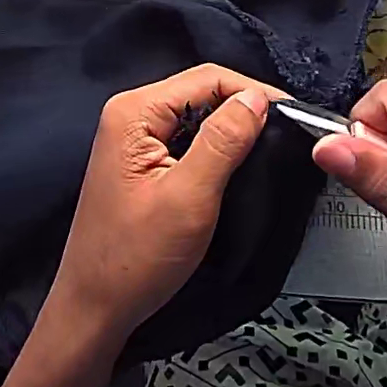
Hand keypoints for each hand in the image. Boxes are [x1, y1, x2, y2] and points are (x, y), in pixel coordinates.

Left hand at [48, 65, 287, 343]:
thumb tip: (256, 98)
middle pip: (201, 92)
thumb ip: (223, 141)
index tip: (292, 114)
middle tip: (286, 130)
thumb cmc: (136, 258)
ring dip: (232, 127)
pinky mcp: (141, 159)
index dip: (253, 91)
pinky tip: (238, 160)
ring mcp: (133, 137)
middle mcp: (130, 114)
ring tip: (269, 144)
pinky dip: (216, 145)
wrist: (95, 309)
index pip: (206, 78)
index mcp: (134, 112)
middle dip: (244, 107)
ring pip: (197, 115)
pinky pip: (187, 137)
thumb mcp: (189, 197)